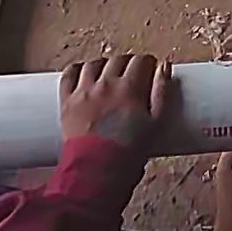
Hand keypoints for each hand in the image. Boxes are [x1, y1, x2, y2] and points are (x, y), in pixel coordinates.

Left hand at [59, 54, 173, 151]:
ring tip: (109, 74)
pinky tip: (83, 73)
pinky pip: (69, 74)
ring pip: (94, 64)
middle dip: (128, 63)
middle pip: (118, 60)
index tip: (150, 70)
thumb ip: (162, 93)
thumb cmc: (129, 151)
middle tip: (132, 74)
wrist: (97, 170)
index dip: (148, 64)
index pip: (141, 61)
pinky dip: (77, 69)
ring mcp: (84, 91)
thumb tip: (164, 67)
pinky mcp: (67, 100)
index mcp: (129, 88)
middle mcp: (105, 84)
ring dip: (104, 65)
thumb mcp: (156, 123)